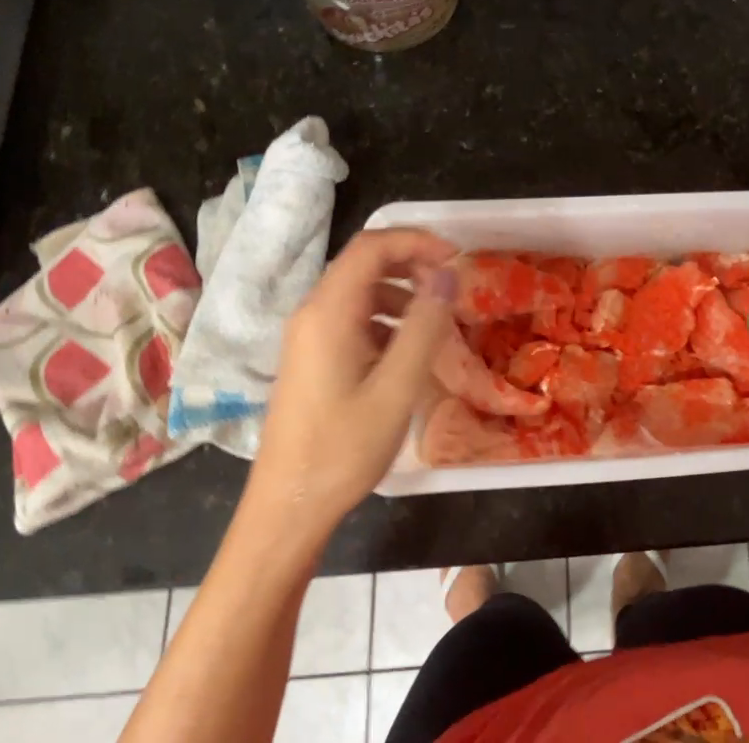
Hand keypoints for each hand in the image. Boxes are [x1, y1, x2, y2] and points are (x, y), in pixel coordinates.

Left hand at [247, 228, 459, 519]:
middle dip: (413, 263)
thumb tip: (448, 275)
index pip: (372, 247)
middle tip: (454, 288)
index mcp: (328, 313)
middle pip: (364, 263)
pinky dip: (386, 319)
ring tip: (439, 320)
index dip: (417, 241)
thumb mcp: (397, 388)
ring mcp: (308, 336)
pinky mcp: (312, 358)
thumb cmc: (343, 448)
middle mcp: (312, 314)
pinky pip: (352, 319)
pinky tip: (409, 351)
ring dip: (402, 292)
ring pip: (359, 291)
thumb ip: (424, 326)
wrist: (290, 505)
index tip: (458, 260)